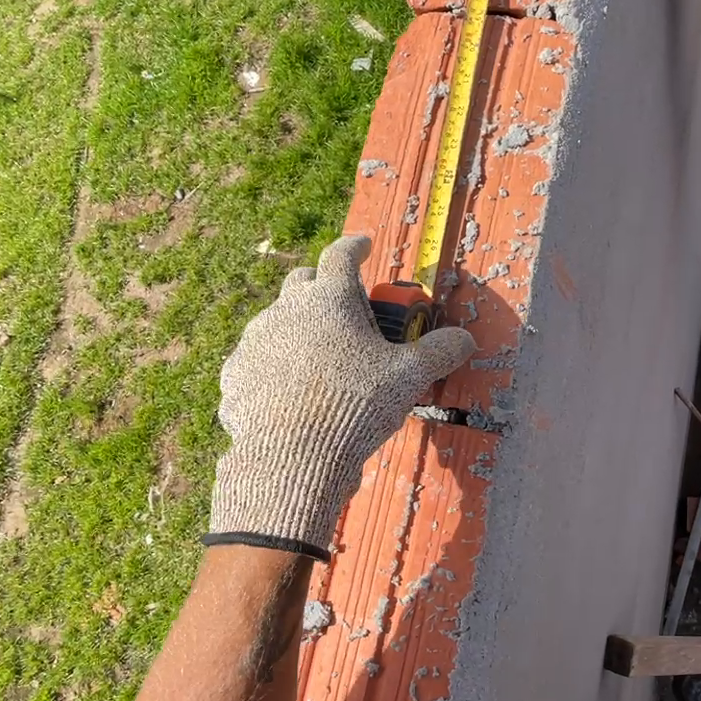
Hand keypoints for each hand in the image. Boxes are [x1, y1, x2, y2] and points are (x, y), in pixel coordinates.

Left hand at [209, 235, 475, 550]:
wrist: (292, 456)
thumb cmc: (356, 405)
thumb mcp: (410, 377)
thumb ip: (439, 352)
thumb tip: (466, 339)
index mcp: (330, 299)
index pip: (341, 255)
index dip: (355, 246)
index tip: (362, 244)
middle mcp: (287, 309)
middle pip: (302, 281)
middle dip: (321, 285)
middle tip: (342, 306)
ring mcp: (255, 340)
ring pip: (277, 320)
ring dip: (297, 327)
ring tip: (319, 357)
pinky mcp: (235, 374)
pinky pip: (257, 359)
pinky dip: (274, 366)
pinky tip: (289, 391)